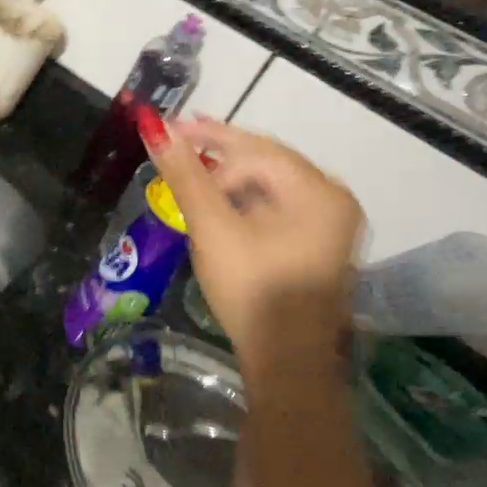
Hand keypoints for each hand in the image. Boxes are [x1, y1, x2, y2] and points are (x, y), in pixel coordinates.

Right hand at [150, 118, 363, 361]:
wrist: (287, 362)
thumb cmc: (252, 289)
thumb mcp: (212, 226)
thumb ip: (184, 173)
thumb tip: (154, 125)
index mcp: (318, 190)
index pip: (253, 149)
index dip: (206, 139)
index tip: (165, 136)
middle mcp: (333, 198)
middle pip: (266, 159)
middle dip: (218, 151)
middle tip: (174, 144)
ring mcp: (331, 223)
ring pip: (270, 181)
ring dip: (229, 173)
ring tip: (191, 170)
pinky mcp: (318, 243)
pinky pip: (277, 203)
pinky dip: (245, 196)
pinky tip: (218, 200)